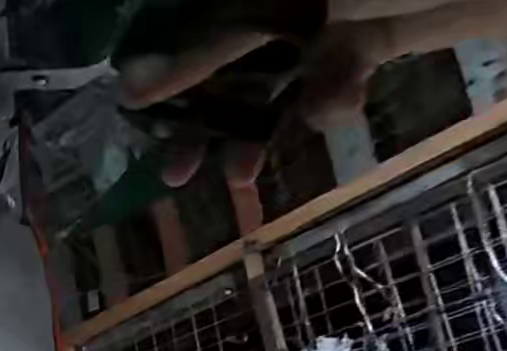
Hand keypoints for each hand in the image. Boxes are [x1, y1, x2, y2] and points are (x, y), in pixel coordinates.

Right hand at [115, 0, 506, 189]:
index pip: (201, 20)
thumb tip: (129, 83)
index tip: (136, 119)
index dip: (167, 72)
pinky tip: (337, 110)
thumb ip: (213, 40)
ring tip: (240, 177)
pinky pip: (330, 81)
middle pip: (229, 58)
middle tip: (176, 174)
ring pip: (273, 81)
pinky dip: (326, 105)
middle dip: (204, 119)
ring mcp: (338, 6)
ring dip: (256, 132)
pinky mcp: (377, 34)